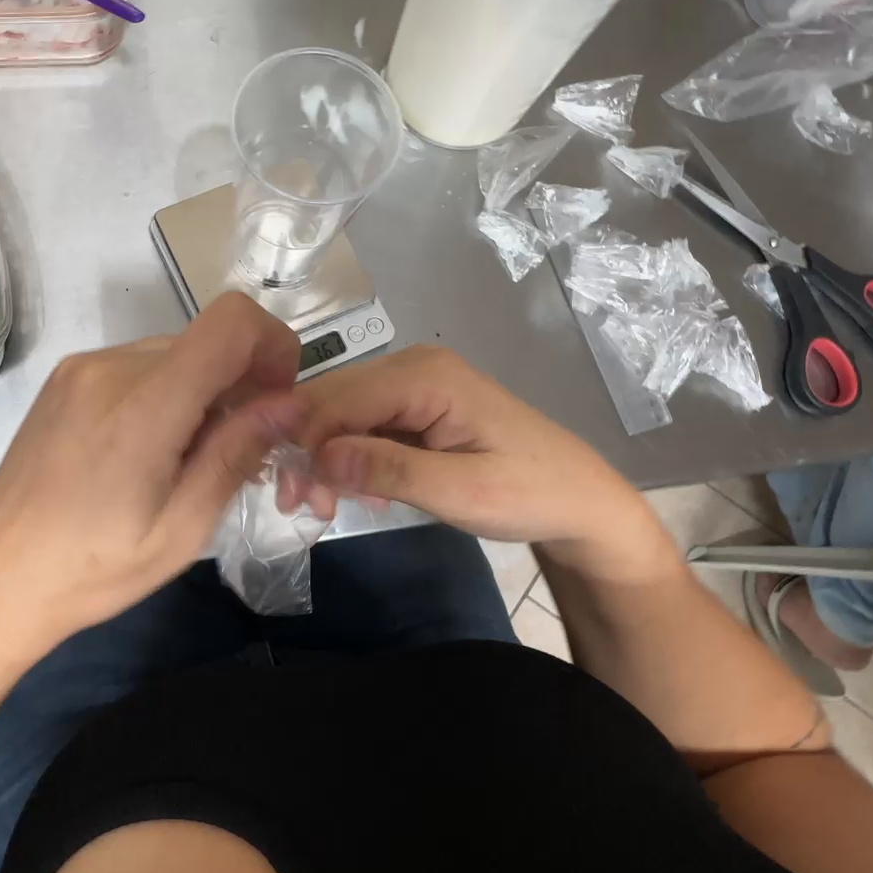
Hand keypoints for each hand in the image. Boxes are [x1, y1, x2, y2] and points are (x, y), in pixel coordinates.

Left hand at [0, 293, 299, 660]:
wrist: (0, 577)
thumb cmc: (96, 569)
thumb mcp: (183, 528)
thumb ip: (236, 453)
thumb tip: (289, 401)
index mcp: (143, 404)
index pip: (231, 322)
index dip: (273, 345)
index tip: (276, 401)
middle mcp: (109, 367)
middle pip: (205, 343)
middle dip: (239, 386)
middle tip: (237, 454)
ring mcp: (80, 369)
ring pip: (173, 355)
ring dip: (200, 394)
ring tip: (187, 462)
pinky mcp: (64, 381)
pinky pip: (137, 367)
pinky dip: (164, 395)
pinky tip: (149, 452)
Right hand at [294, 345, 677, 582]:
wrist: (578, 500)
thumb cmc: (529, 495)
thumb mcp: (461, 492)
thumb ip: (389, 469)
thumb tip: (319, 457)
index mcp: (427, 377)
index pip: (339, 399)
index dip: (306, 443)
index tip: (294, 497)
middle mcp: (414, 366)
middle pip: (333, 398)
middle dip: (308, 450)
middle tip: (299, 505)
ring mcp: (415, 382)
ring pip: (342, 410)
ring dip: (324, 456)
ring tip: (323, 506)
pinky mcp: (417, 404)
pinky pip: (364, 422)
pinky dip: (349, 456)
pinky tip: (357, 491)